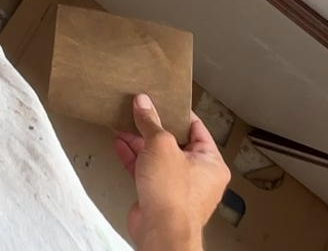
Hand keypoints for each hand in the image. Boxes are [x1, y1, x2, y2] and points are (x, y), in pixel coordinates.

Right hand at [112, 94, 230, 250]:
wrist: (160, 231)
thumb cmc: (172, 192)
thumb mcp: (161, 145)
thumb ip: (150, 121)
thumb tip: (143, 101)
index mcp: (210, 162)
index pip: (196, 128)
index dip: (177, 111)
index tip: (161, 96)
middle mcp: (197, 174)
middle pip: (174, 141)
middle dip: (153, 125)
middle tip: (138, 106)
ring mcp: (177, 185)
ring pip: (157, 155)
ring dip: (139, 139)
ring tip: (122, 120)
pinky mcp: (158, 194)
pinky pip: (145, 169)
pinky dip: (132, 156)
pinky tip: (118, 141)